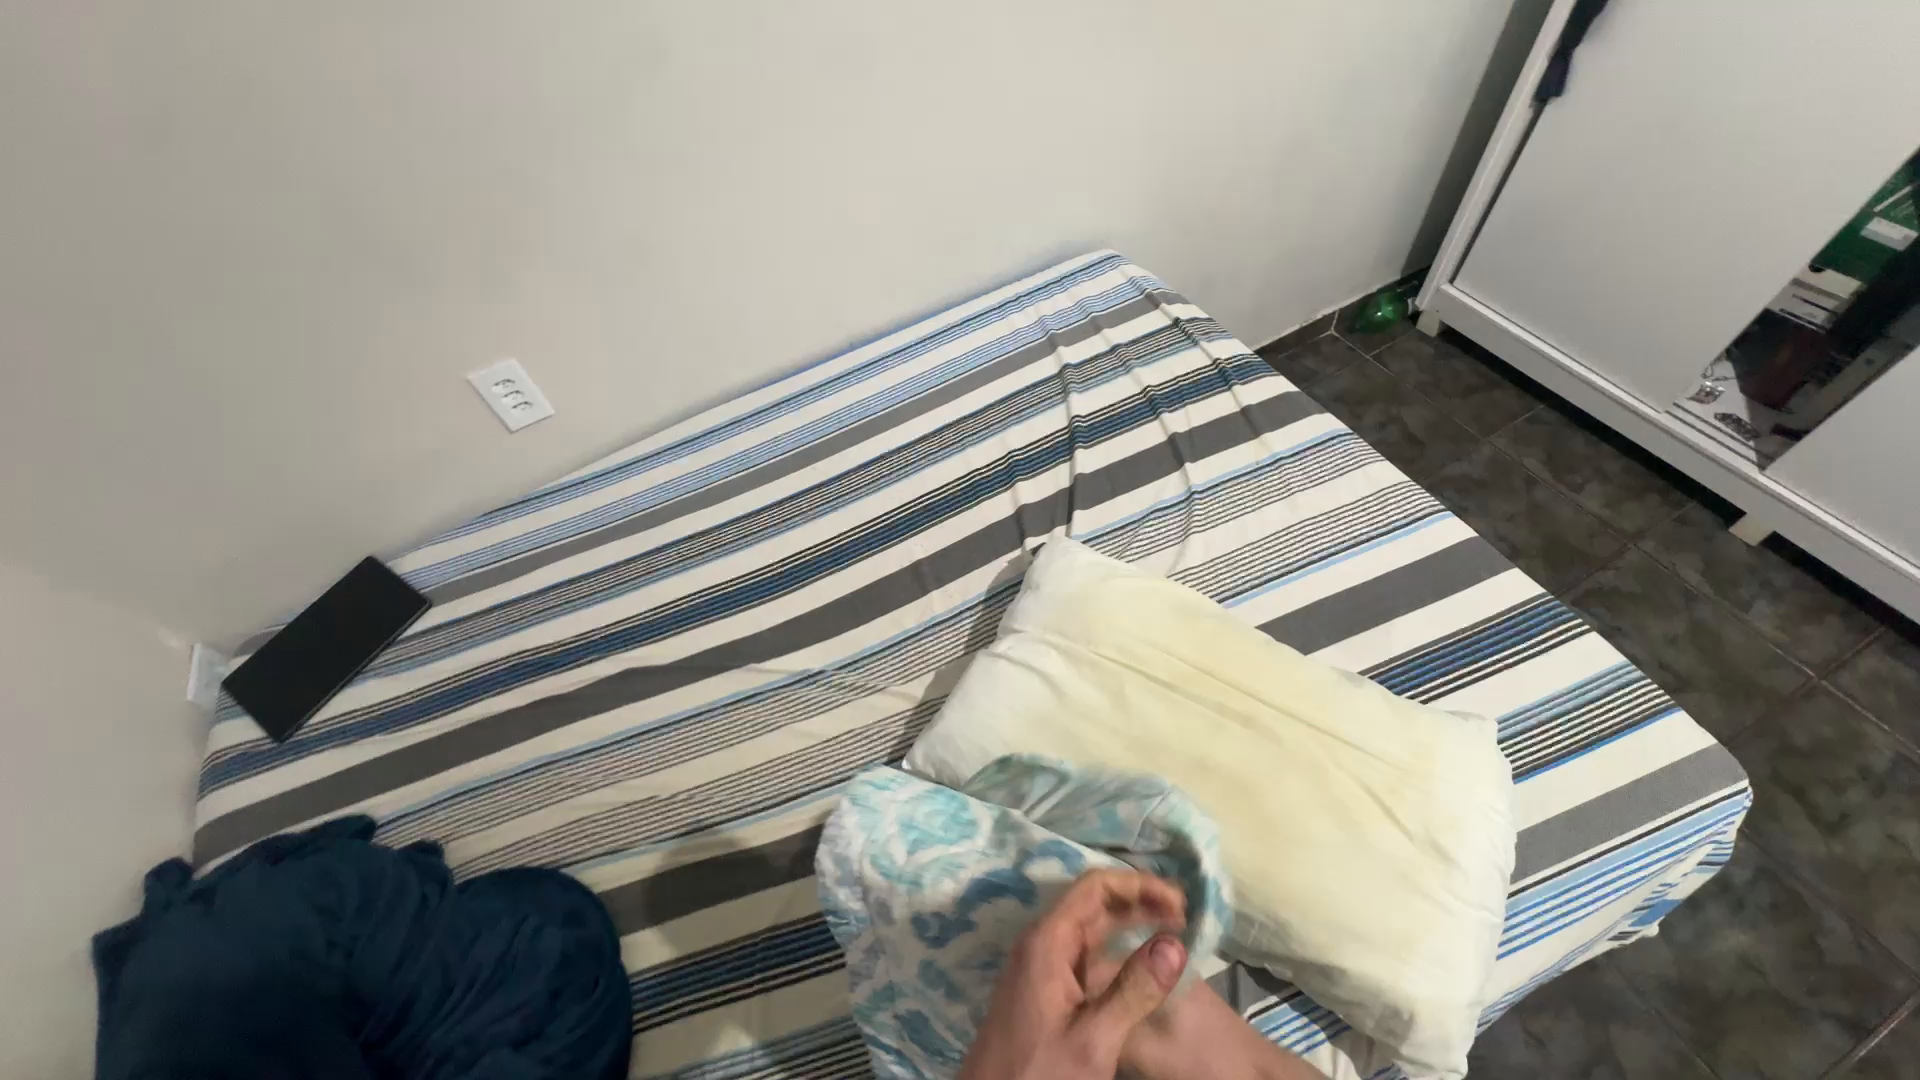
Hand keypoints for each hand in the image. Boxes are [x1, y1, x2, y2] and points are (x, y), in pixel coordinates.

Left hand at [957, 869, 1189, 1079]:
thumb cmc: (1039, 1073)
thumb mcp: (1093, 1040)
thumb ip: (1134, 991)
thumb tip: (1175, 944)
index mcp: (1047, 940)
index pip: (1095, 887)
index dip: (1138, 885)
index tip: (1180, 902)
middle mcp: (1042, 941)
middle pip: (1093, 902)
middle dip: (1139, 900)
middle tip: (1184, 914)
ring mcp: (1041, 963)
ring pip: (1090, 926)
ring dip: (1129, 922)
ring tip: (1173, 928)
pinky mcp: (1046, 985)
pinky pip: (1084, 951)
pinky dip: (1116, 948)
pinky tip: (1141, 960)